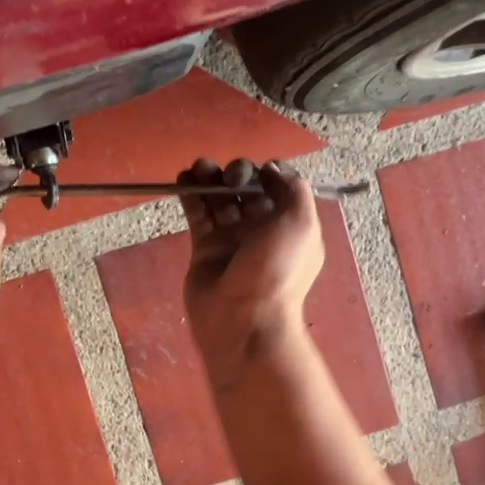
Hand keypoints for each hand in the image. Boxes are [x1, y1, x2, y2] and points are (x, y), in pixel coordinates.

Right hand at [180, 158, 323, 385]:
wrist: (242, 317)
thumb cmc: (276, 269)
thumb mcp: (302, 223)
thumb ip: (293, 189)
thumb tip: (272, 170)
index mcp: (290, 224)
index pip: (278, 188)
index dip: (267, 172)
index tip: (258, 170)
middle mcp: (262, 230)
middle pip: (247, 190)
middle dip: (237, 174)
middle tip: (229, 176)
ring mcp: (232, 239)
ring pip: (220, 200)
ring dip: (210, 179)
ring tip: (197, 167)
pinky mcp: (205, 248)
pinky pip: (198, 215)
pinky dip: (191, 195)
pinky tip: (183, 178)